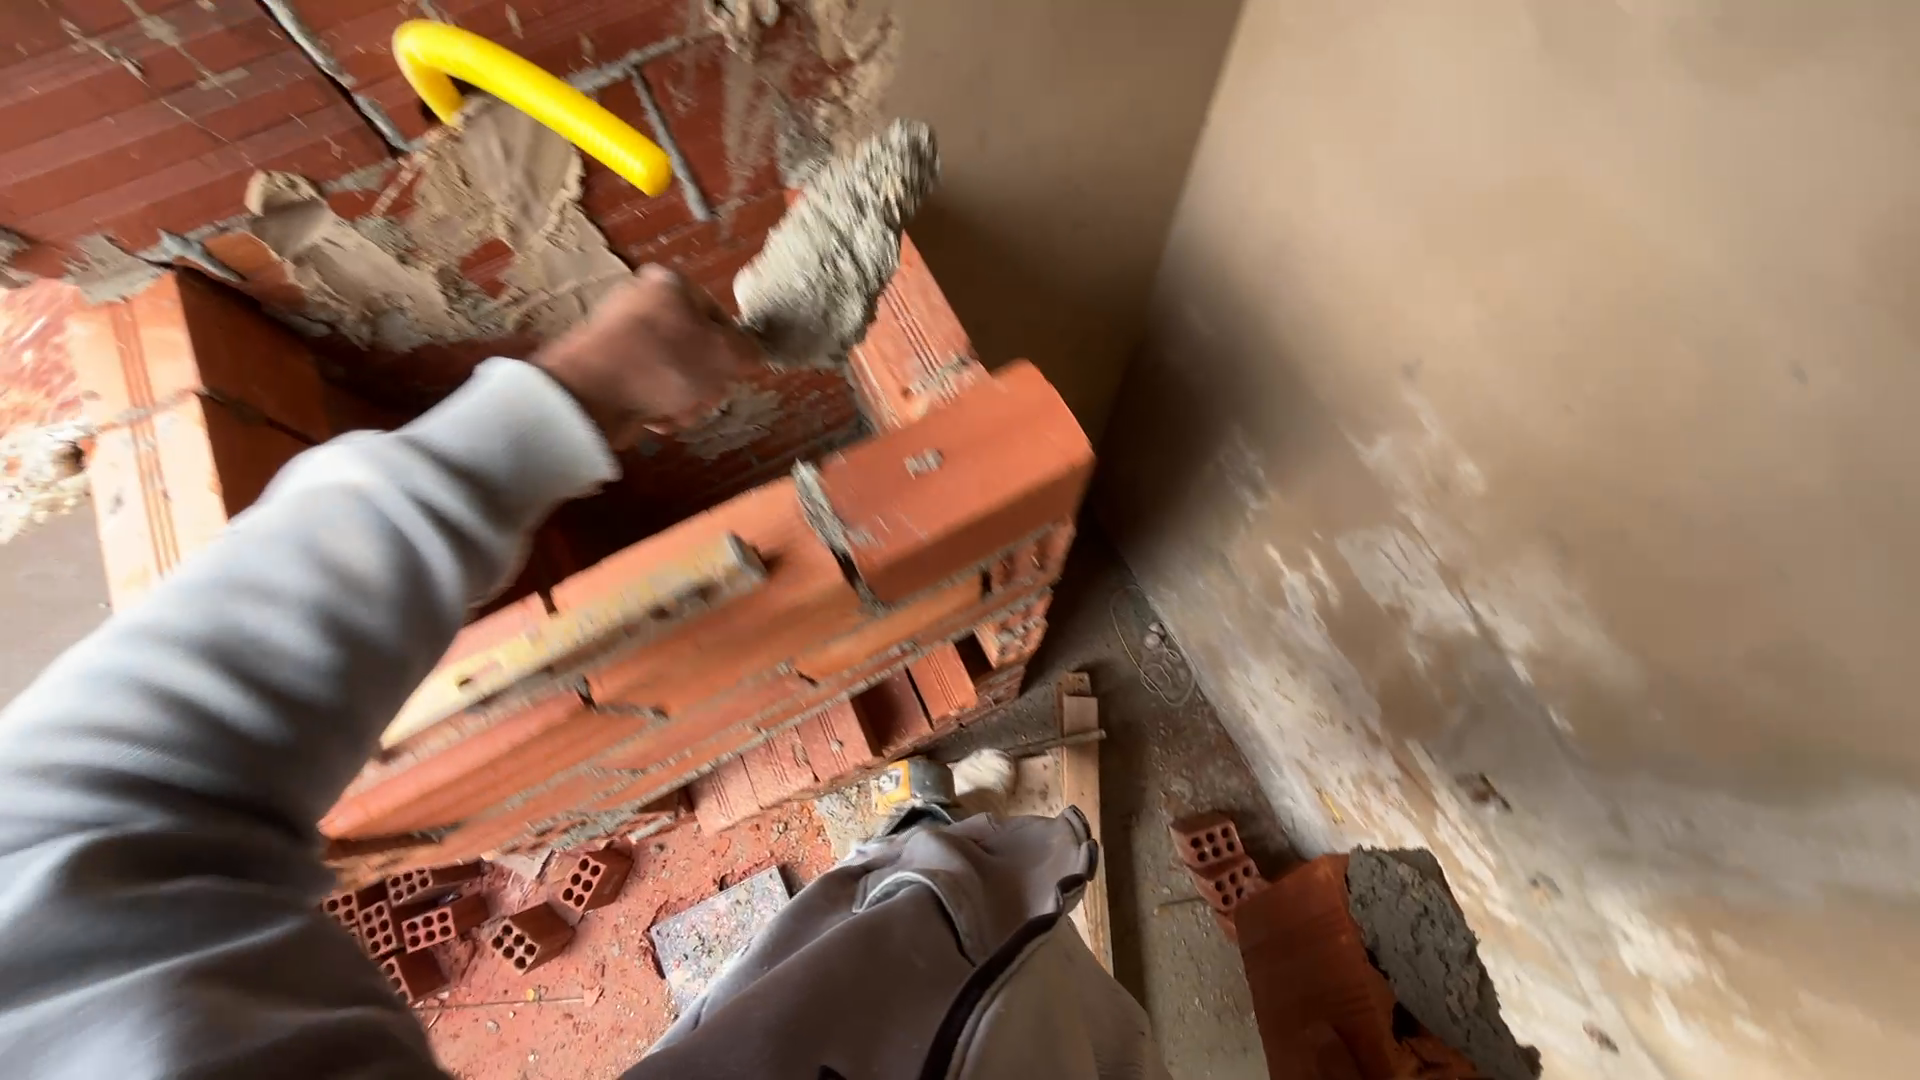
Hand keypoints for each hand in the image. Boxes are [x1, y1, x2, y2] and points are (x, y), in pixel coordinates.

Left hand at [531, 265, 760, 448]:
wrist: (595, 393)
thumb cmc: (668, 362)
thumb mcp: (728, 354)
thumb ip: (750, 350)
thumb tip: (751, 354)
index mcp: (671, 284)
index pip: (721, 319)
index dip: (732, 352)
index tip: (731, 373)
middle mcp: (644, 302)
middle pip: (699, 352)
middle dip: (706, 382)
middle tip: (702, 394)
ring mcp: (622, 337)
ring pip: (678, 376)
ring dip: (686, 400)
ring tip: (676, 408)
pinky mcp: (608, 369)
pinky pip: (650, 389)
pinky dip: (659, 406)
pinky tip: (654, 415)